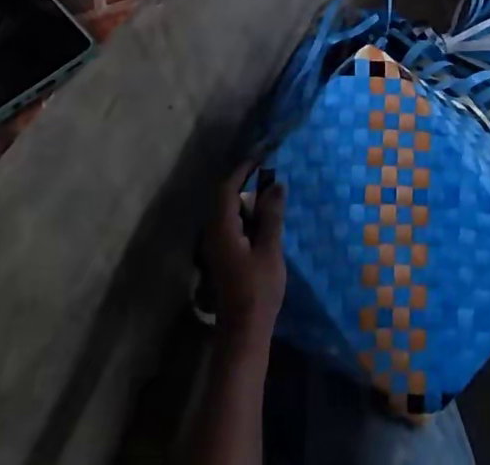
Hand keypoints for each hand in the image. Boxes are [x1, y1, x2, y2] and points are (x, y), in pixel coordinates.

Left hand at [203, 161, 285, 347]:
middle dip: (244, 183)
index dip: (242, 171)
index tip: (260, 159)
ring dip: (245, 201)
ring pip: (226, 213)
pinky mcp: (221, 257)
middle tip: (268, 175)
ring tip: (269, 194)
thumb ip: (271, 216)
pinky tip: (262, 221)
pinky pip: (229, 226)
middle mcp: (212, 233)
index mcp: (221, 228)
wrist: (244, 331)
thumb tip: (276, 185)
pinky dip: (244, 216)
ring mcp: (215, 247)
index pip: (227, 189)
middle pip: (224, 199)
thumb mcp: (269, 249)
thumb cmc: (258, 289)